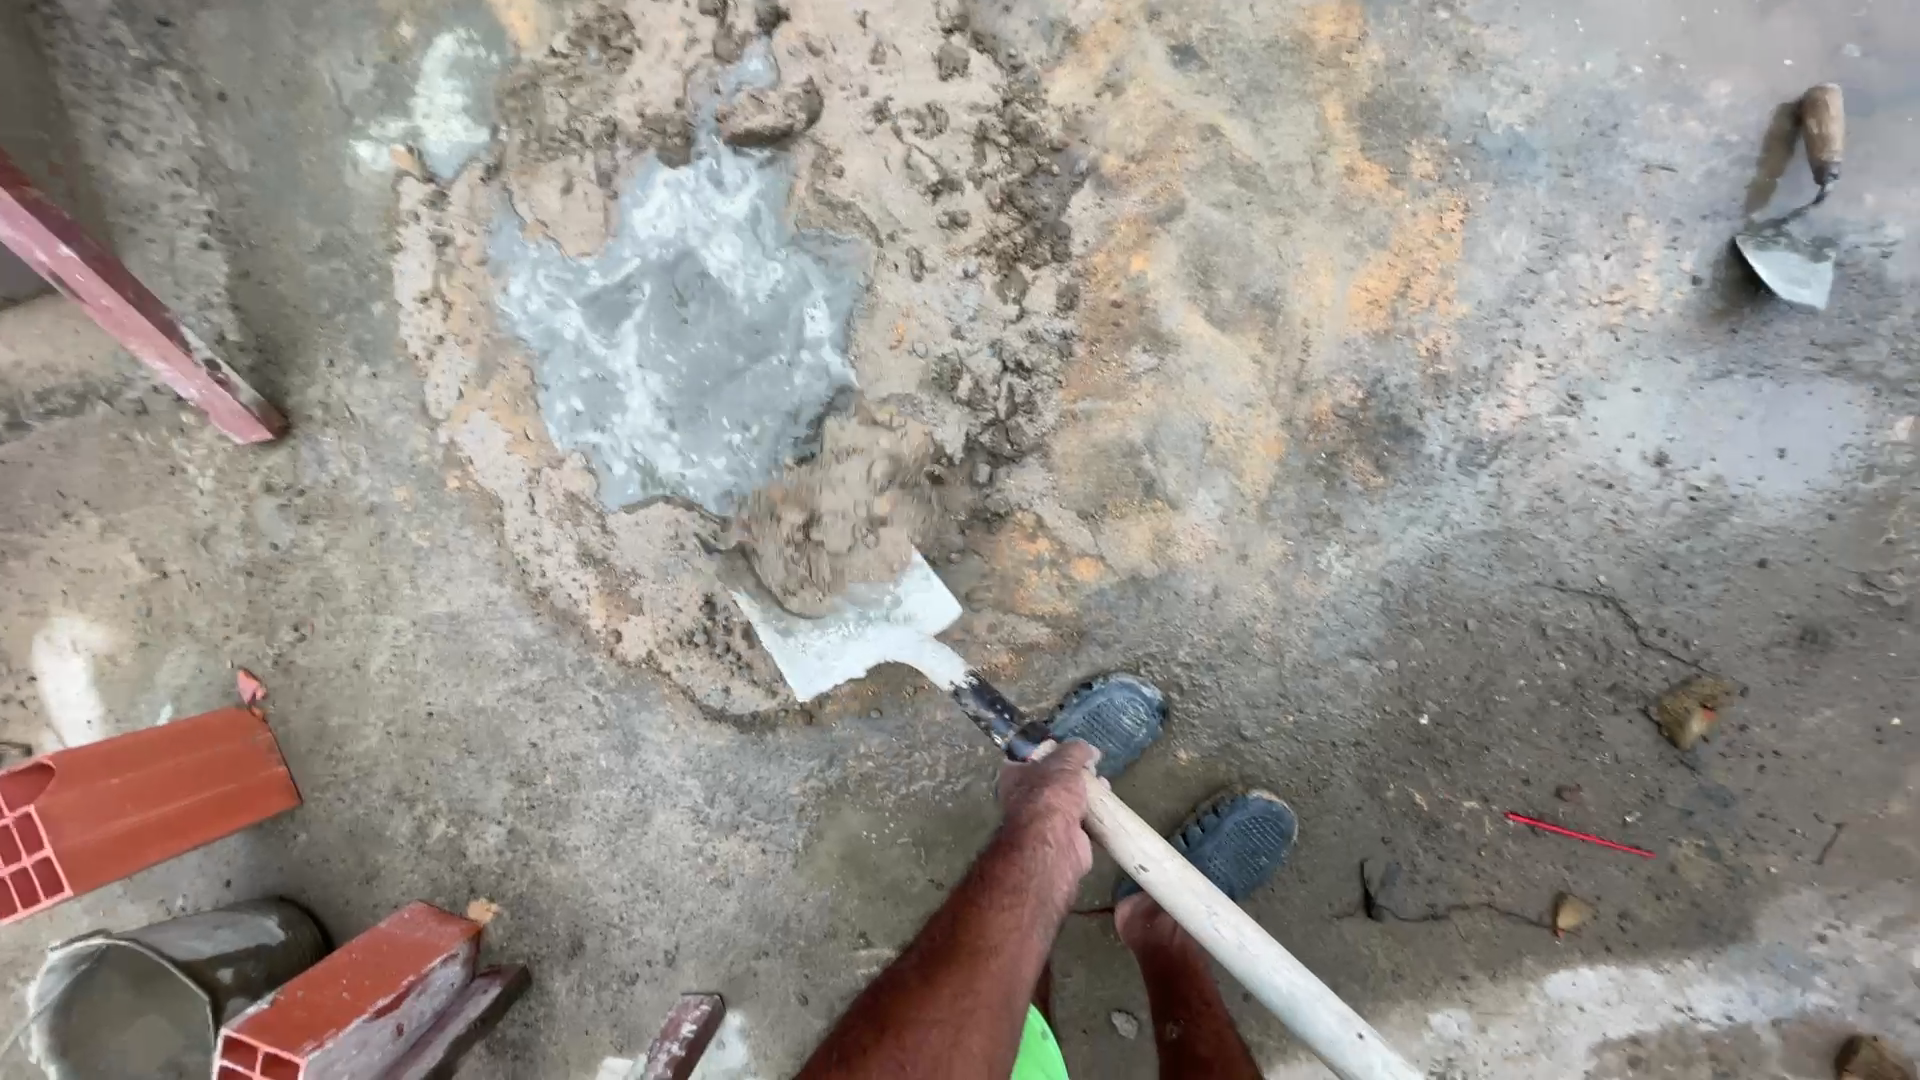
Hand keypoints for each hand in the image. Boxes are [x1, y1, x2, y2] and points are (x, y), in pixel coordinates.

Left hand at [995, 739, 1099, 893]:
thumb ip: (1075, 750)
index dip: (1048, 750)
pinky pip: (1082, 819)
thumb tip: (1088, 750)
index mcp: (1014, 775)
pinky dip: (1095, 811)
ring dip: (1087, 790)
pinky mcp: (1065, 836)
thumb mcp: (1064, 761)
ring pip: (1068, 798)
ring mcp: (1045, 819)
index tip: (1068, 748)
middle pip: (1053, 778)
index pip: (1027, 757)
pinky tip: (1106, 800)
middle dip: (1075, 772)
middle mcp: (1025, 796)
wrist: (1055, 842)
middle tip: (1091, 766)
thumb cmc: (1050, 793)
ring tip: (1103, 782)